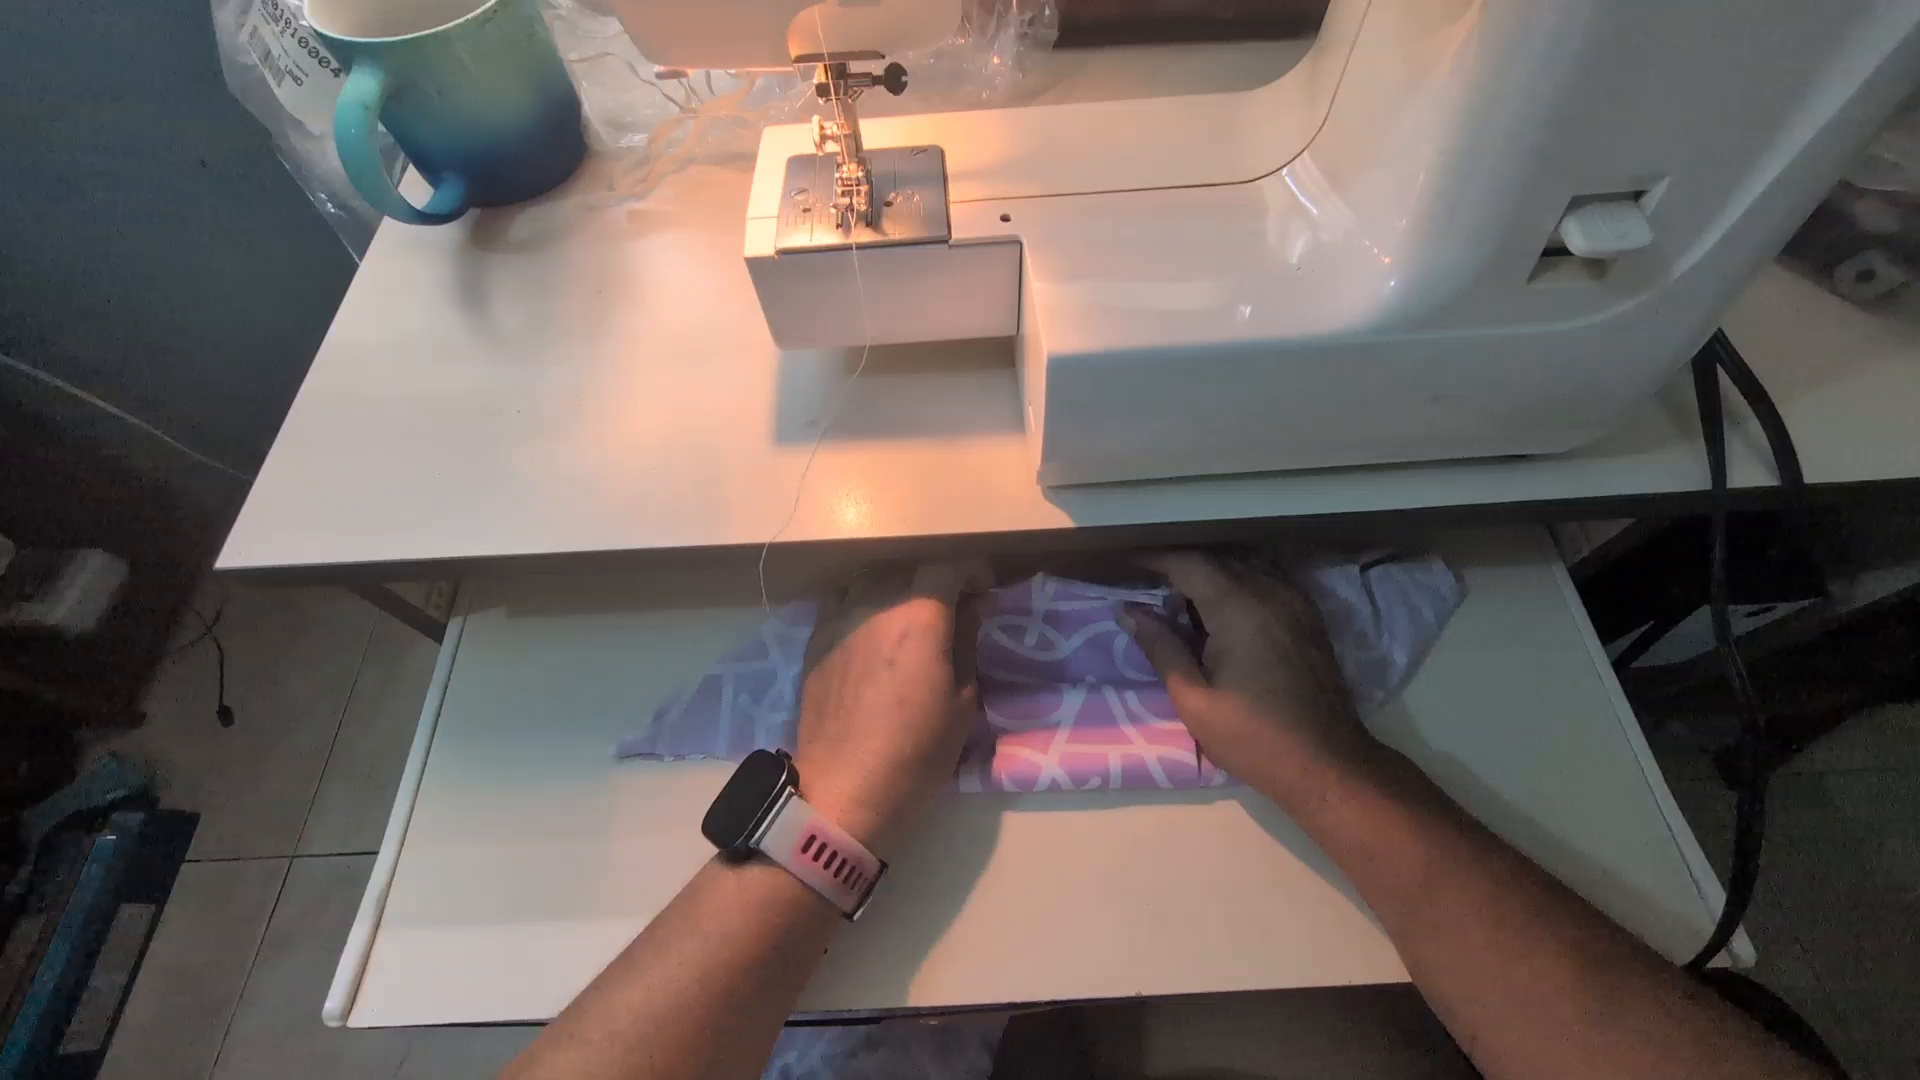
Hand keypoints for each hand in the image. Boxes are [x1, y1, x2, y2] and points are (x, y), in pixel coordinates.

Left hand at [795, 560, 990, 854]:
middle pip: (910, 571)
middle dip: (936, 582)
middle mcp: (876, 605)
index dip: (972, 571)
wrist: (843, 791)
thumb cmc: (916, 753)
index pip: (948, 567)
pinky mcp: (816, 641)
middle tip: (952, 608)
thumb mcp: (963, 702)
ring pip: (872, 581)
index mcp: (919, 616)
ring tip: (909, 617)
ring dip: (897, 590)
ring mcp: (839, 620)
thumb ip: (966, 643)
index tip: (984, 589)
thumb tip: (970, 609)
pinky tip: (873, 632)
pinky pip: (843, 603)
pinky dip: (865, 606)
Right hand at [1121, 553, 1380, 797]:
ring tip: (1176, 593)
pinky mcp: (1306, 614)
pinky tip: (1217, 607)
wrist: (1327, 764)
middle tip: (1143, 581)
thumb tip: (1129, 612)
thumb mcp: (1193, 699)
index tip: (1124, 565)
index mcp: (1238, 607)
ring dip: (1208, 570)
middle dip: (1176, 563)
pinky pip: (1265, 577)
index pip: (1188, 562)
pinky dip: (1235, 580)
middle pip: (1215, 557)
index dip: (1153, 558)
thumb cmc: (1253, 738)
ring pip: (1242, 563)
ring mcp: (1294, 600)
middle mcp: (1270, 591)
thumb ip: (1161, 648)